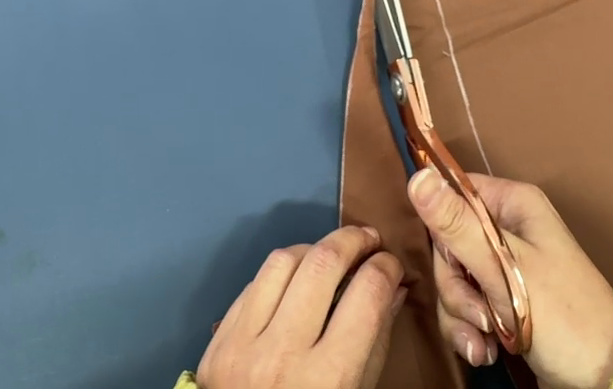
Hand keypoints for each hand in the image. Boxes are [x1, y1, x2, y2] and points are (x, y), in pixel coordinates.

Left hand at [197, 225, 407, 388]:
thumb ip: (376, 339)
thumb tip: (394, 284)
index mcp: (328, 378)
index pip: (366, 295)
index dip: (386, 267)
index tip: (391, 263)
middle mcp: (283, 355)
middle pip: (322, 264)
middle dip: (352, 240)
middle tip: (368, 238)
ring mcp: (242, 345)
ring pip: (282, 260)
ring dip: (313, 249)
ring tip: (331, 256)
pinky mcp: (218, 341)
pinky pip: (253, 283)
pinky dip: (280, 274)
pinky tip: (295, 281)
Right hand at [409, 169, 612, 388]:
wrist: (606, 379)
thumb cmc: (563, 315)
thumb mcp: (504, 269)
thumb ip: (457, 225)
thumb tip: (417, 177)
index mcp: (512, 203)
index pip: (453, 194)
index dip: (443, 230)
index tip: (455, 263)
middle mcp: (507, 227)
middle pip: (449, 244)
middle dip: (456, 287)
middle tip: (480, 313)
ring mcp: (505, 265)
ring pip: (454, 278)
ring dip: (462, 314)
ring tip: (486, 340)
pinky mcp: (503, 298)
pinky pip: (466, 304)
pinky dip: (470, 329)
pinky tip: (485, 350)